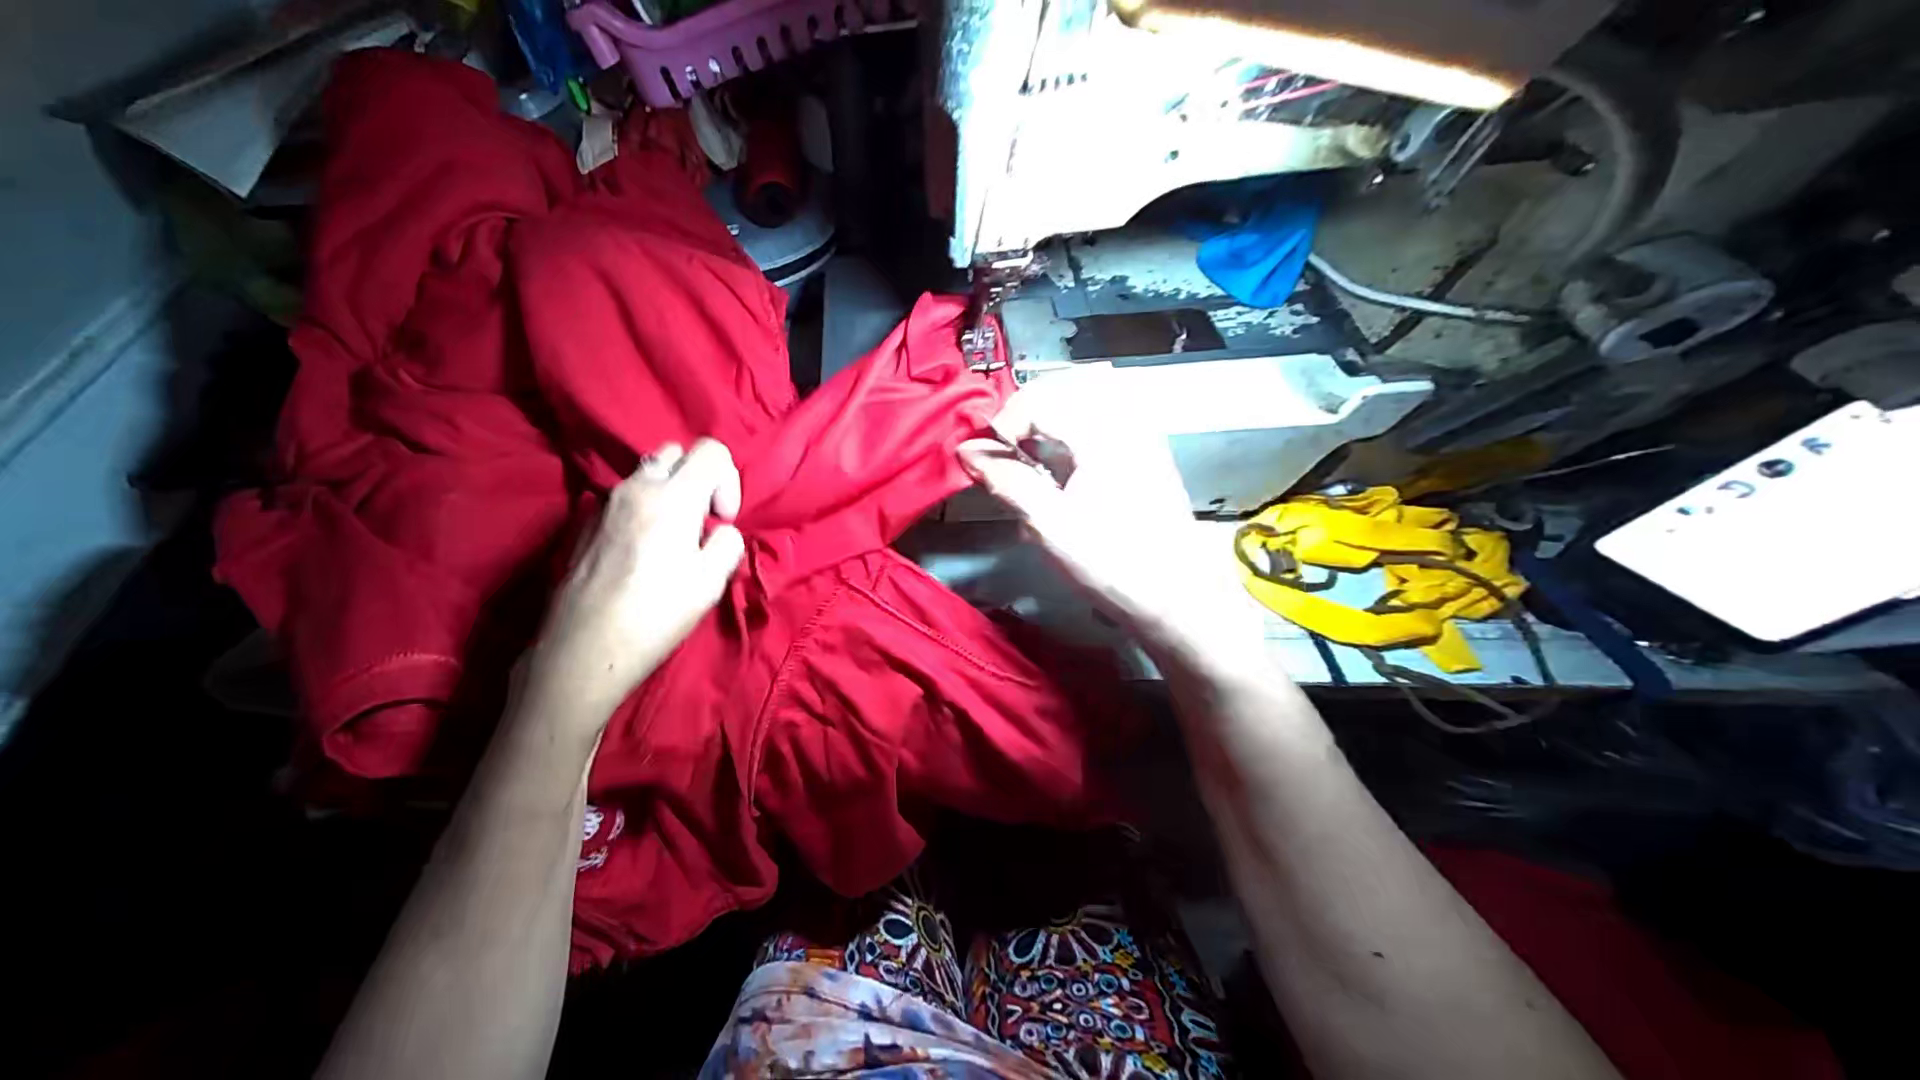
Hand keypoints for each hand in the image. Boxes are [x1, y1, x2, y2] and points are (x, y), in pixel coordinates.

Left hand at [522, 439, 745, 729]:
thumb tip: (718, 532)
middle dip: (696, 479)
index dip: (728, 481)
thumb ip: (727, 543)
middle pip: (675, 453)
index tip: (722, 521)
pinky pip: (622, 499)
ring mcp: (603, 504)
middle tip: (699, 522)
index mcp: (672, 497)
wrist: (583, 649)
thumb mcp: (711, 582)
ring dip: (668, 493)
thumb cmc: (655, 616)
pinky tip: (638, 554)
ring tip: (669, 538)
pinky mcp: (583, 524)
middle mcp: (635, 488)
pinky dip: (641, 511)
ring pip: (645, 474)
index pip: (711, 450)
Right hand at [957, 374, 1266, 671]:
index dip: (1003, 425)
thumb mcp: (1049, 525)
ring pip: (1084, 405)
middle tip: (1005, 456)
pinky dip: (1072, 438)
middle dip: (1025, 419)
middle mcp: (1128, 423)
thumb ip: (1006, 480)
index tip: (987, 461)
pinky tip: (1063, 474)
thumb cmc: (1114, 565)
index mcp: (1104, 433)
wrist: (1179, 601)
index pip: (1039, 400)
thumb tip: (967, 451)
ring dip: (1048, 425)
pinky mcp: (1147, 458)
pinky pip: (1102, 425)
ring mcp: (1142, 439)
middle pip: (1063, 392)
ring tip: (1030, 462)